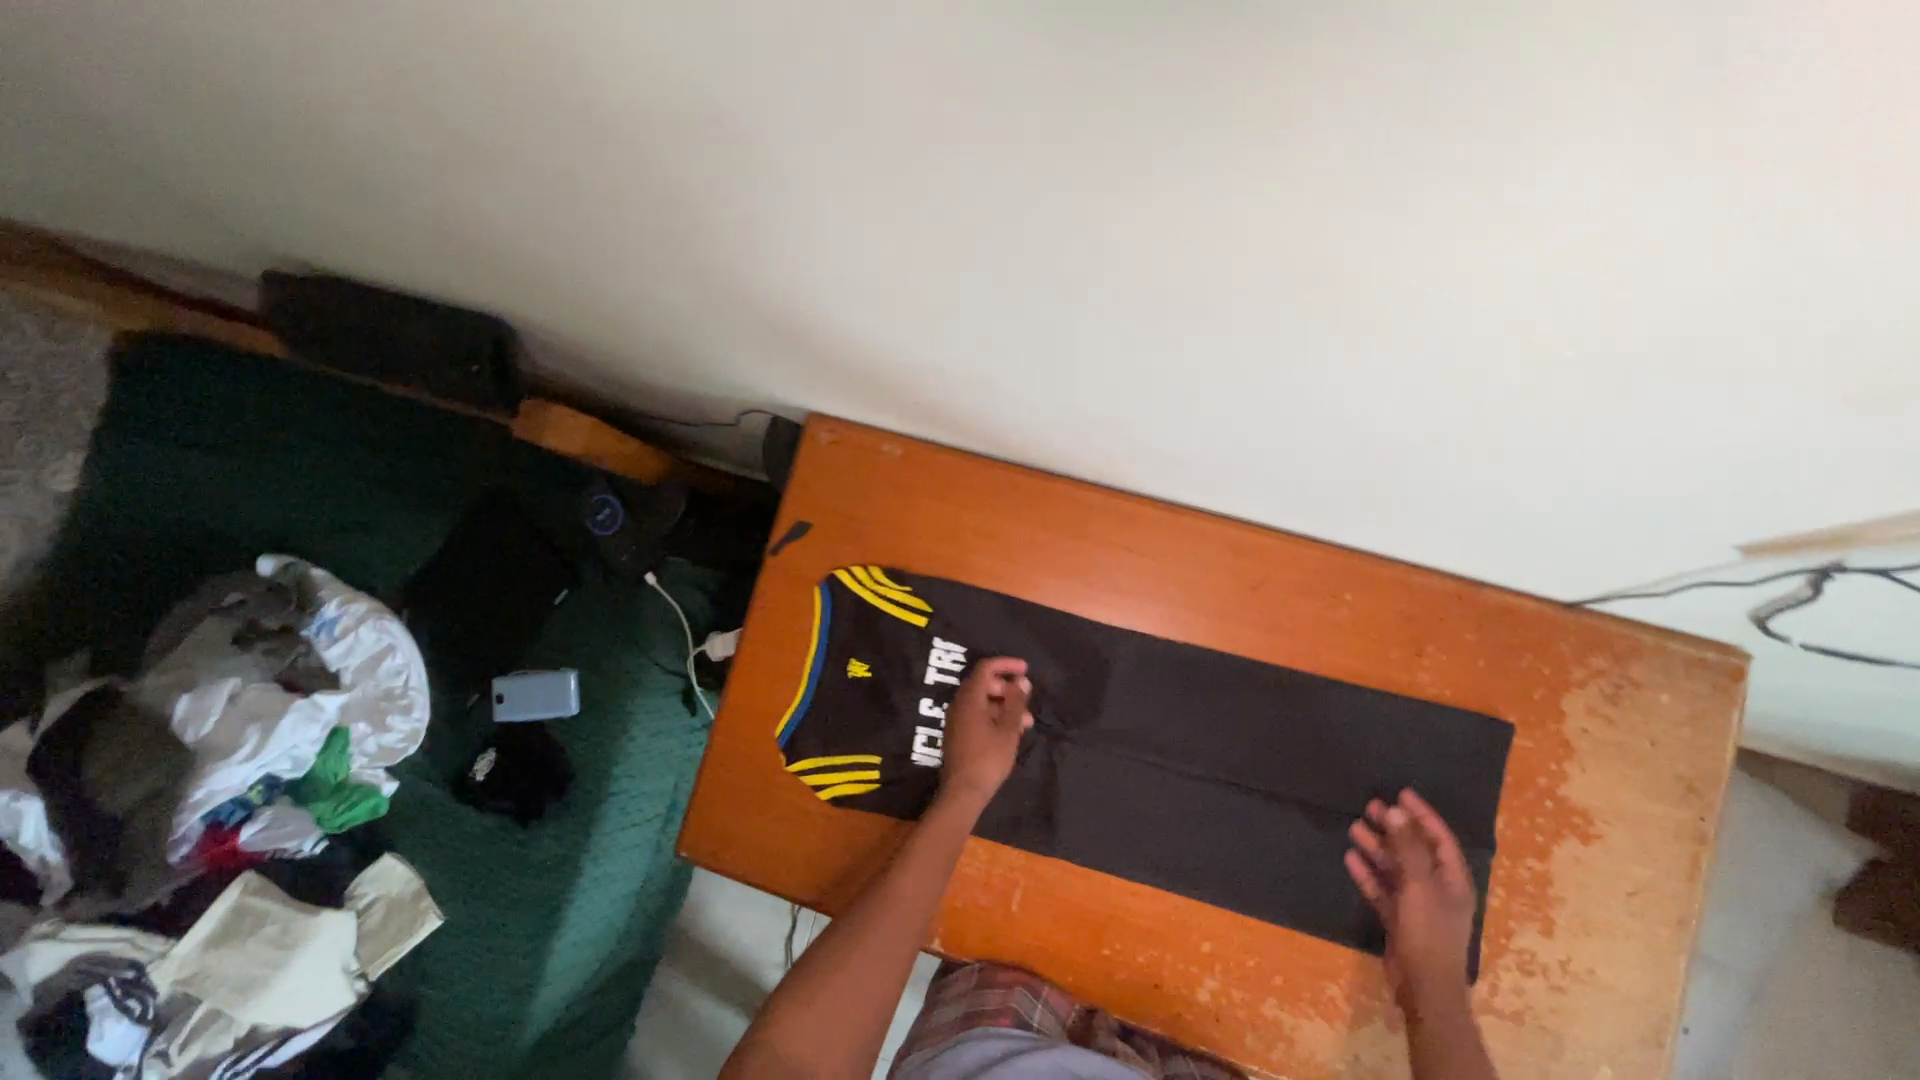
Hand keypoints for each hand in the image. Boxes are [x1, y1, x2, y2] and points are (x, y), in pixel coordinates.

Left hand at [938, 657, 1032, 807]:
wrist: (964, 791)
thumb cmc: (988, 758)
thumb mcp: (1008, 729)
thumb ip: (1016, 702)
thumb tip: (1021, 681)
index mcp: (969, 698)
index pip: (985, 668)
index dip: (1006, 665)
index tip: (1026, 669)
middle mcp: (959, 704)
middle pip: (984, 685)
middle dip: (1008, 690)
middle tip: (1026, 703)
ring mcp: (957, 720)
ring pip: (983, 703)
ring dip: (1005, 707)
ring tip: (1026, 723)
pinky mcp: (959, 734)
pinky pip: (978, 716)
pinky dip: (996, 718)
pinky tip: (1012, 733)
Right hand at [1345, 789, 1477, 1013]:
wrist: (1424, 986)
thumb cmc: (1429, 933)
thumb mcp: (1419, 886)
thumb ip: (1407, 848)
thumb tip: (1396, 811)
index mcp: (1453, 880)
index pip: (1440, 839)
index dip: (1423, 815)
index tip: (1402, 793)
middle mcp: (1437, 889)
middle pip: (1415, 851)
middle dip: (1395, 829)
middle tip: (1372, 806)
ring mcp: (1417, 904)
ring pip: (1395, 868)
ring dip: (1377, 848)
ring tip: (1355, 827)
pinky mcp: (1398, 919)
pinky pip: (1382, 889)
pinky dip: (1368, 874)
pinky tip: (1350, 858)